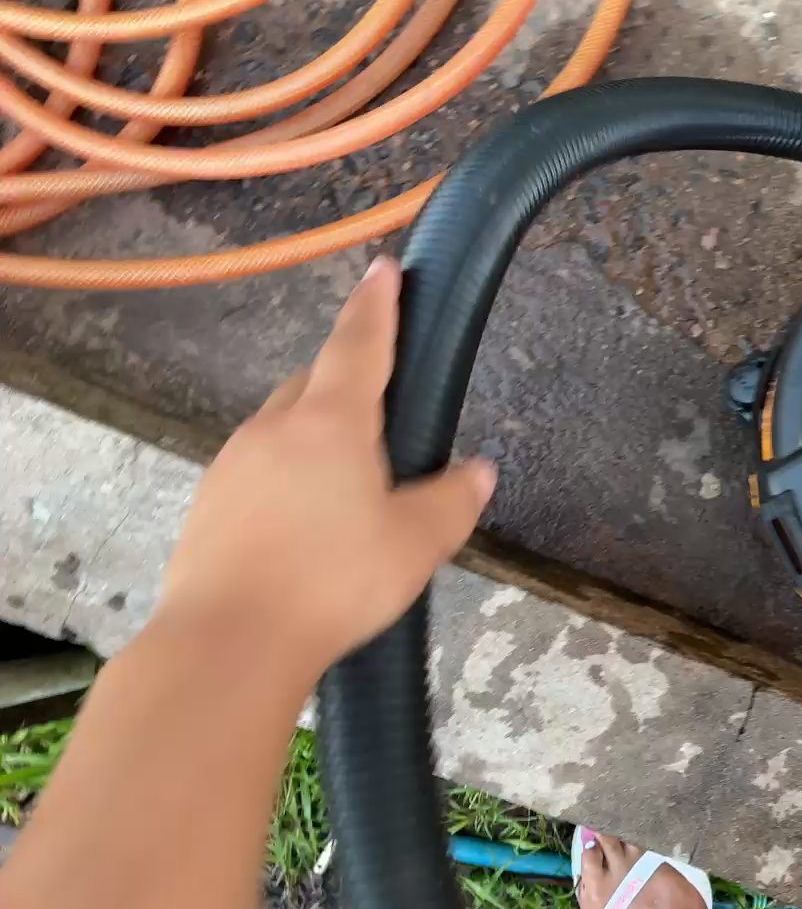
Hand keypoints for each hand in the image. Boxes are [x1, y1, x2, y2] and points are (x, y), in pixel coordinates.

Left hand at [156, 257, 496, 675]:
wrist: (231, 641)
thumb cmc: (340, 576)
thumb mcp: (424, 538)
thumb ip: (457, 496)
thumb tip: (479, 469)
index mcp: (332, 425)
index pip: (359, 348)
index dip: (377, 307)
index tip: (384, 267)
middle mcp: (275, 430)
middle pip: (317, 382)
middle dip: (352, 379)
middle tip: (392, 412)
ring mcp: (234, 463)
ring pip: (289, 424)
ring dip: (326, 430)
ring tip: (364, 478)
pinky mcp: (214, 500)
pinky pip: (267, 461)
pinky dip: (299, 468)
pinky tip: (322, 514)